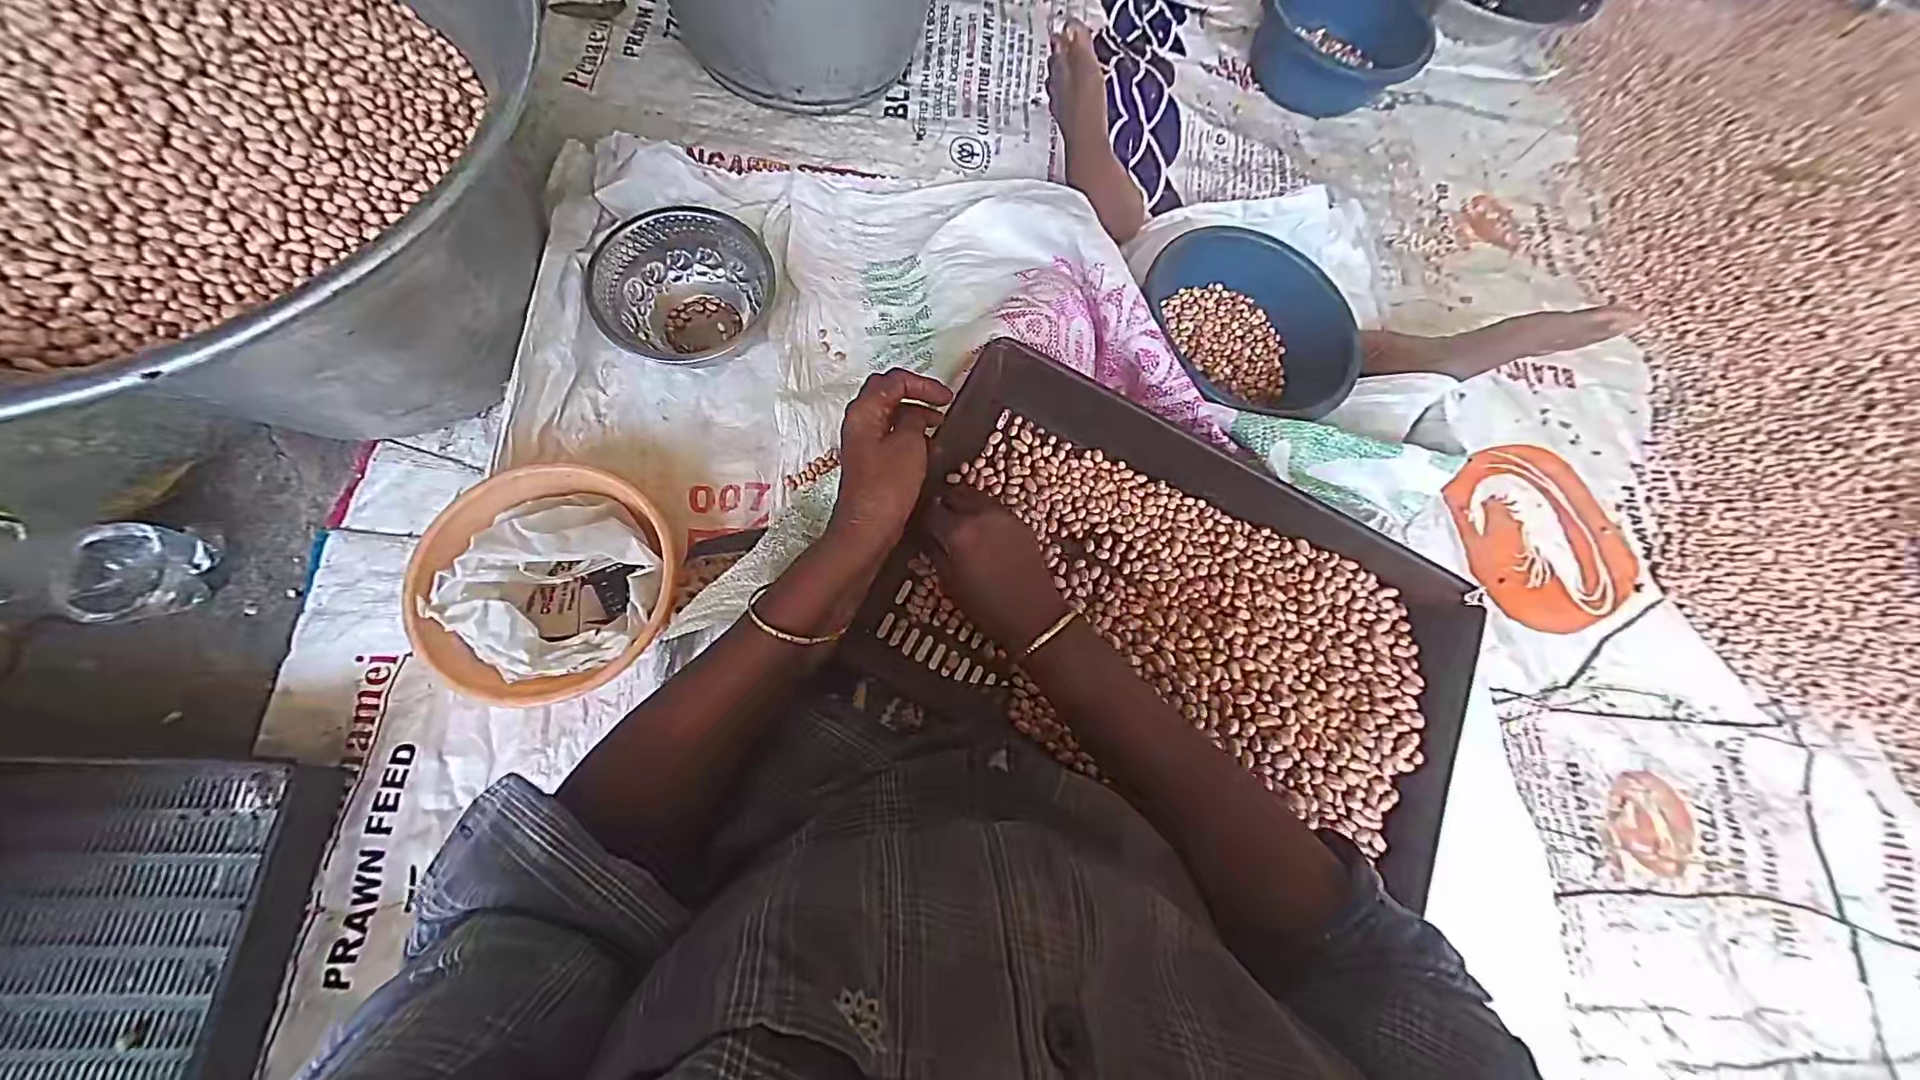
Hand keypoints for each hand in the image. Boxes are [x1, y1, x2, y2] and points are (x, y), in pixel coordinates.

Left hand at [827, 369, 952, 559]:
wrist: (868, 529)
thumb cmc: (887, 487)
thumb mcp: (909, 445)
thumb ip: (915, 420)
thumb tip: (919, 414)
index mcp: (864, 411)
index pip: (893, 381)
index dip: (923, 383)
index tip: (946, 398)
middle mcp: (858, 422)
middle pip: (887, 393)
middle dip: (916, 393)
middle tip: (941, 403)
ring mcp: (862, 442)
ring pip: (889, 415)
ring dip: (914, 414)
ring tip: (938, 425)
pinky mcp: (869, 461)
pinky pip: (890, 436)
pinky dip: (909, 433)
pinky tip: (926, 446)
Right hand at [921, 484, 1071, 650]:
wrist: (1032, 614)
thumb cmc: (985, 606)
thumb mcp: (949, 583)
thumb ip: (934, 552)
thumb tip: (925, 535)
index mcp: (957, 531)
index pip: (929, 511)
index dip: (920, 518)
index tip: (918, 527)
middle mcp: (979, 514)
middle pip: (953, 494)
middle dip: (943, 505)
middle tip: (938, 523)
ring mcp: (1002, 515)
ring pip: (975, 496)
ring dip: (964, 504)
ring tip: (959, 525)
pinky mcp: (1019, 521)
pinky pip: (994, 507)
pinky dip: (983, 512)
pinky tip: (982, 532)